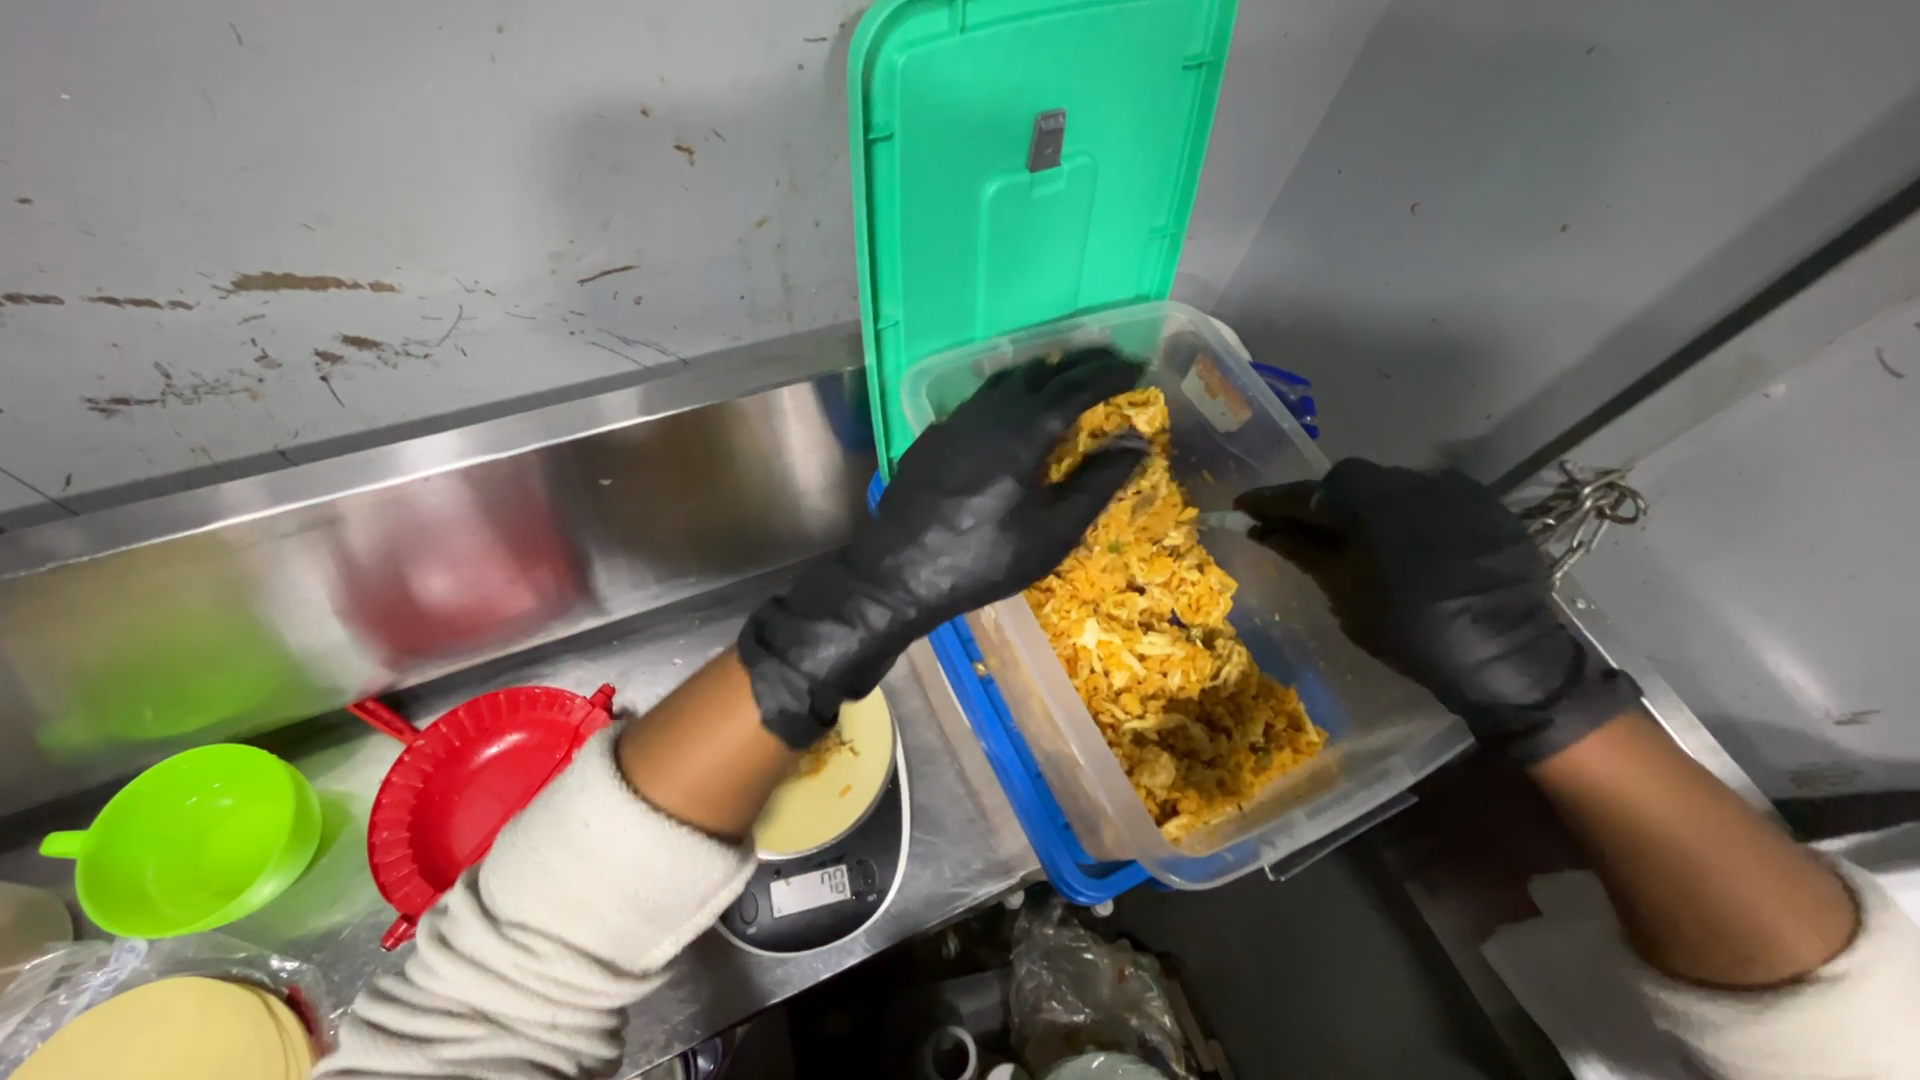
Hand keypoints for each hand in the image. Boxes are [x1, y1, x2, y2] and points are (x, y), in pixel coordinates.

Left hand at [740, 351, 1147, 747]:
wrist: (900, 572)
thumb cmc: (985, 559)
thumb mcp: (1053, 532)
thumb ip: (1097, 483)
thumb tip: (1136, 442)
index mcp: (1024, 432)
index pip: (1076, 388)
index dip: (1109, 375)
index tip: (1137, 368)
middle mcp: (989, 412)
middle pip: (1041, 373)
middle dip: (1080, 364)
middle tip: (1110, 361)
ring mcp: (956, 420)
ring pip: (1006, 380)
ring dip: (1042, 373)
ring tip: (1067, 376)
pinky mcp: (934, 435)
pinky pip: (979, 400)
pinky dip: (1008, 393)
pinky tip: (1013, 410)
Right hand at [1236, 459, 1638, 763]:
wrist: (1506, 656)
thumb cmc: (1409, 629)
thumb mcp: (1344, 592)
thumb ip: (1302, 550)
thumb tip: (1262, 528)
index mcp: (1370, 501)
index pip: (1307, 493)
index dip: (1270, 501)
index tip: (1241, 506)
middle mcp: (1411, 480)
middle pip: (1349, 481)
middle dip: (1318, 502)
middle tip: (1296, 527)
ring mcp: (1453, 490)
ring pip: (1390, 487)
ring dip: (1363, 508)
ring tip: (1352, 539)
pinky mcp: (1485, 505)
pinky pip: (1428, 500)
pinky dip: (1403, 516)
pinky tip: (1402, 545)